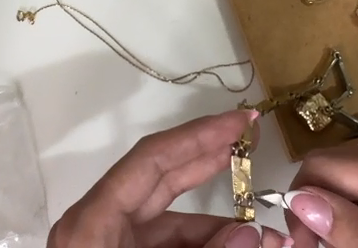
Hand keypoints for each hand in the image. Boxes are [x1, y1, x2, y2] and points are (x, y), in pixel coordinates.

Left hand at [49, 109, 291, 247]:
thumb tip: (252, 235)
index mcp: (94, 220)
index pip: (153, 161)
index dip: (199, 136)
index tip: (242, 122)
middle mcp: (98, 226)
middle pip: (159, 181)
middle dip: (206, 161)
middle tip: (251, 142)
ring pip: (168, 223)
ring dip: (214, 226)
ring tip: (263, 233)